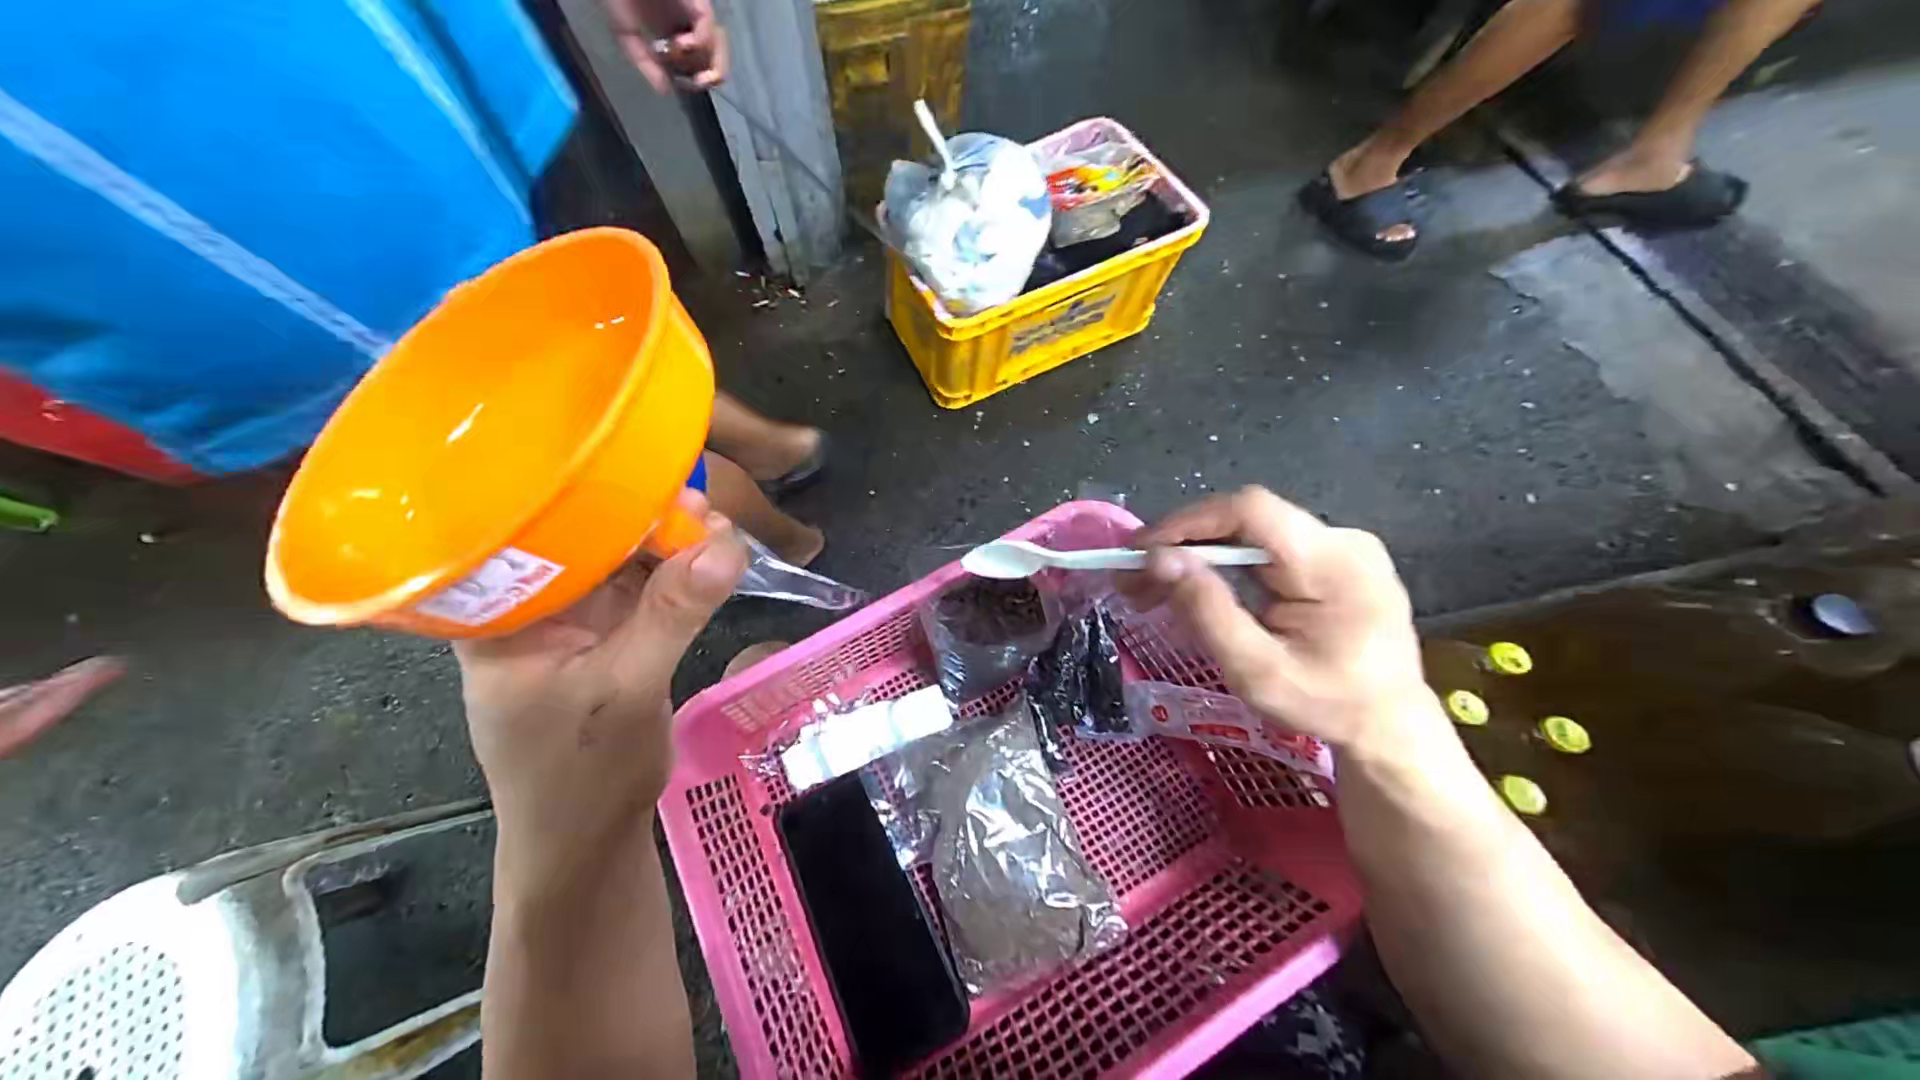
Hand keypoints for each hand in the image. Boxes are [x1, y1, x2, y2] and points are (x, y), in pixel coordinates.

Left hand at [455, 493, 746, 876]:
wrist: (588, 838)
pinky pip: (644, 585)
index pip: (532, 532)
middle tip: (703, 507)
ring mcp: (572, 618)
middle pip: (584, 537)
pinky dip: (678, 572)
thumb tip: (729, 547)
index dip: (595, 501)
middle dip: (644, 518)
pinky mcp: (609, 631)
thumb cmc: (581, 775)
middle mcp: (530, 604)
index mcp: (499, 613)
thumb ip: (673, 616)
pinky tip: (709, 557)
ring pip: (621, 558)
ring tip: (716, 528)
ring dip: (668, 542)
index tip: (659, 485)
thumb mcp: (627, 691)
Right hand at [604, 0, 727, 93]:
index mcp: (673, 36)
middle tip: (693, 82)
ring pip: (719, 50)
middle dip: (706, 79)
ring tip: (690, 66)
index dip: (691, 81)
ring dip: (708, 65)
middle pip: (714, 63)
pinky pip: (708, 28)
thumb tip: (665, 90)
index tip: (677, 82)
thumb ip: (644, 64)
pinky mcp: (697, 1)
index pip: (695, 69)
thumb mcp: (626, 35)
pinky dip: (699, 42)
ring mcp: (695, 14)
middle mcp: (688, 27)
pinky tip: (681, 42)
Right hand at [1127, 487, 1438, 757]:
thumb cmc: (1326, 706)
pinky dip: (1220, 563)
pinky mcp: (1330, 558)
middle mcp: (1342, 540)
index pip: (1251, 511)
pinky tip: (1192, 586)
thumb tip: (1159, 559)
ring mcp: (1340, 546)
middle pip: (1244, 520)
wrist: (1389, 725)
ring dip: (1196, 554)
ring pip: (1248, 532)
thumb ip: (1208, 612)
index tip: (1142, 550)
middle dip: (1182, 543)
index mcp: (1335, 564)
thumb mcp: (1257, 671)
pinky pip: (1262, 546)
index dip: (1188, 521)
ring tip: (1152, 586)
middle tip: (1133, 577)